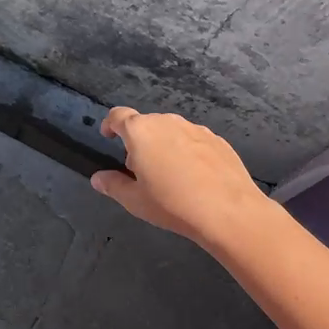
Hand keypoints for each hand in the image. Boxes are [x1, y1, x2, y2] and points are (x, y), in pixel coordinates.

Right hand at [90, 107, 274, 251]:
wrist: (230, 212)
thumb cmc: (173, 204)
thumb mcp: (135, 201)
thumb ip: (113, 185)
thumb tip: (98, 178)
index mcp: (140, 131)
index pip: (118, 116)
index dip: (110, 125)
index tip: (109, 137)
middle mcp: (166, 122)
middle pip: (145, 124)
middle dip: (139, 142)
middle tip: (141, 170)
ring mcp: (195, 129)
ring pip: (171, 131)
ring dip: (164, 145)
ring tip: (171, 175)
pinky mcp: (218, 140)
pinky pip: (193, 140)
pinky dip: (188, 152)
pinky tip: (196, 177)